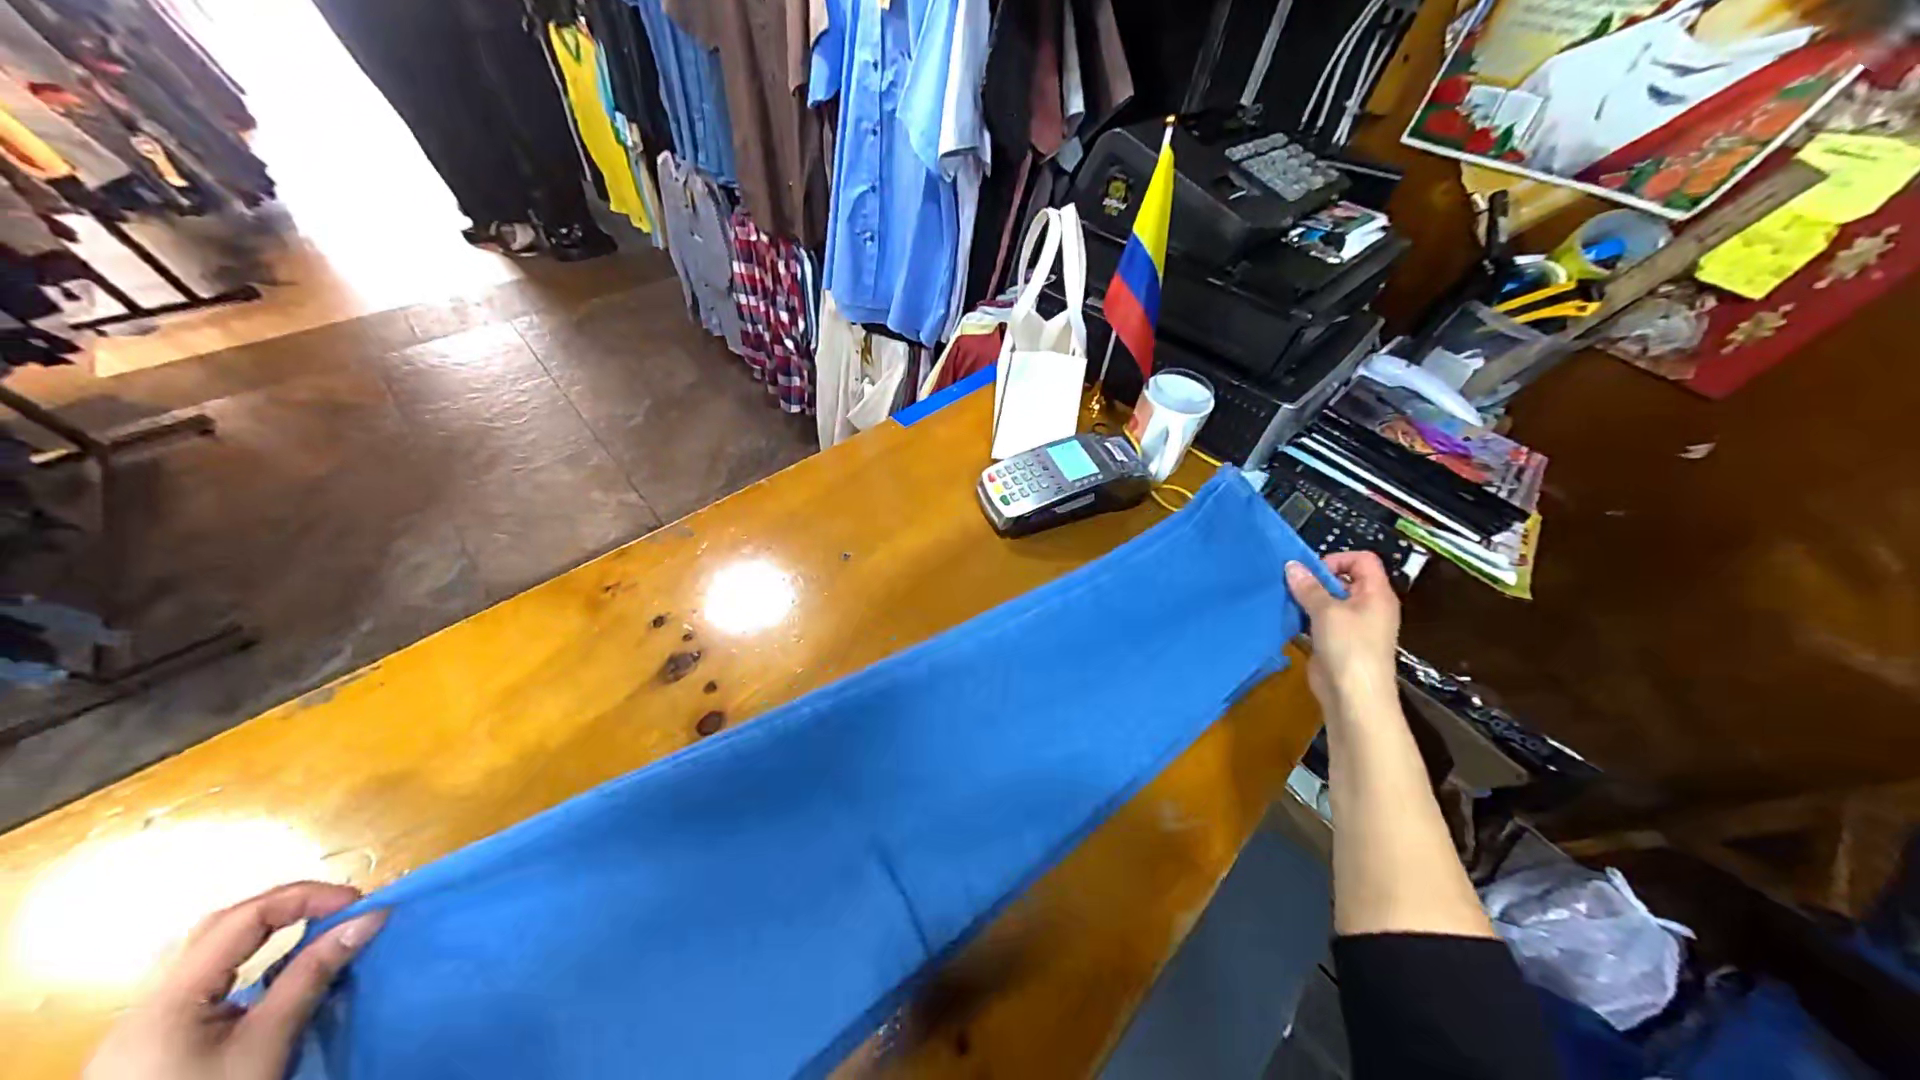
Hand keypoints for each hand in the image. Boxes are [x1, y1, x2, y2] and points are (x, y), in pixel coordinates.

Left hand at [85, 882, 385, 1079]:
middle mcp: (149, 1002)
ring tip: (321, 934)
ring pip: (212, 953)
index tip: (360, 903)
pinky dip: (253, 963)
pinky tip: (280, 978)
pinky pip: (208, 982)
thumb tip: (370, 917)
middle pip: (222, 928)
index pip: (245, 917)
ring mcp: (145, 1026)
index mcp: (169, 998)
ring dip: (271, 933)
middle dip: (288, 907)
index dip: (307, 897)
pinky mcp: (152, 1045)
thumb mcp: (267, 1043)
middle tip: (342, 910)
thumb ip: (313, 975)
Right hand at [1285, 552, 1400, 722]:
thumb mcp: (1327, 611)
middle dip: (1316, 579)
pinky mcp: (1338, 641)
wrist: (1354, 696)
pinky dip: (1306, 616)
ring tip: (1287, 601)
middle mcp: (1368, 606)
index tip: (1312, 571)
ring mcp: (1353, 625)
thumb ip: (1308, 587)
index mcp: (1376, 593)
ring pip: (1329, 600)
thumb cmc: (1349, 647)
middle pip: (1343, 579)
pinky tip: (1289, 619)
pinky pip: (1321, 620)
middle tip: (1293, 585)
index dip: (1338, 559)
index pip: (1363, 560)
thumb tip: (1292, 565)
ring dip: (1308, 598)